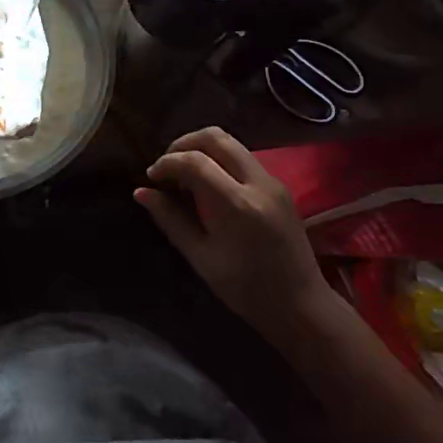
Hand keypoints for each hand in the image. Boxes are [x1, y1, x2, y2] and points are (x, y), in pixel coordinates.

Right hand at [134, 127, 335, 337]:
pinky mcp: (280, 185)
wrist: (301, 305)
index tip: (151, 177)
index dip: (167, 163)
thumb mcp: (201, 258)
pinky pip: (244, 157)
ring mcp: (273, 180)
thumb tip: (141, 193)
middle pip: (215, 137)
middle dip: (184, 144)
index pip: (195, 161)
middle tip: (167, 166)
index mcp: (237, 205)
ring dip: (202, 149)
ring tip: (184, 175)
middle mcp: (258, 183)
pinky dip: (220, 159)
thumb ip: (171, 220)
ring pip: (231, 143)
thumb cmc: (246, 290)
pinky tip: (208, 183)